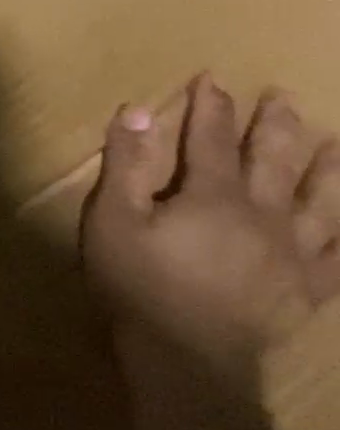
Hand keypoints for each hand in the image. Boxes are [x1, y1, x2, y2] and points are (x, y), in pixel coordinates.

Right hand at [82, 74, 339, 380]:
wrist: (187, 352)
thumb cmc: (136, 277)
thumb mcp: (112, 216)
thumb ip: (125, 163)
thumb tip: (138, 110)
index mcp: (211, 197)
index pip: (211, 140)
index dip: (211, 107)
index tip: (212, 77)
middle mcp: (263, 216)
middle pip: (274, 163)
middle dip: (277, 127)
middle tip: (284, 97)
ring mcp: (295, 254)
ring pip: (322, 203)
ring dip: (330, 171)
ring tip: (339, 146)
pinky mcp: (309, 287)